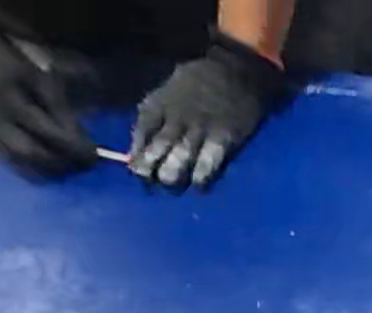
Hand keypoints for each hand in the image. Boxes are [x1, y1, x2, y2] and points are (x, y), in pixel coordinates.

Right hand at [0, 10, 96, 176]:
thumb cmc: (14, 67)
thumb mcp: (42, 81)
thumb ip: (62, 114)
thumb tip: (85, 149)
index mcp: (6, 95)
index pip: (45, 131)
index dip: (73, 148)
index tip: (94, 158)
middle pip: (31, 153)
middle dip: (62, 164)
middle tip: (83, 166)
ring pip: (21, 163)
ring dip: (49, 169)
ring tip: (69, 167)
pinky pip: (11, 161)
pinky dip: (33, 166)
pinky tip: (48, 165)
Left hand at [127, 31, 284, 187]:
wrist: (236, 70)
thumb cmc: (201, 83)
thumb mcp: (172, 89)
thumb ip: (159, 114)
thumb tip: (143, 145)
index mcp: (162, 102)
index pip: (143, 128)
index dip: (138, 150)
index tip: (136, 169)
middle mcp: (178, 115)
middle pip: (160, 144)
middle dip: (152, 163)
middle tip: (150, 179)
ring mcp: (201, 127)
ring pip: (181, 153)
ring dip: (173, 170)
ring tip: (169, 182)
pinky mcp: (223, 136)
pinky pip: (210, 159)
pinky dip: (202, 173)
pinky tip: (199, 184)